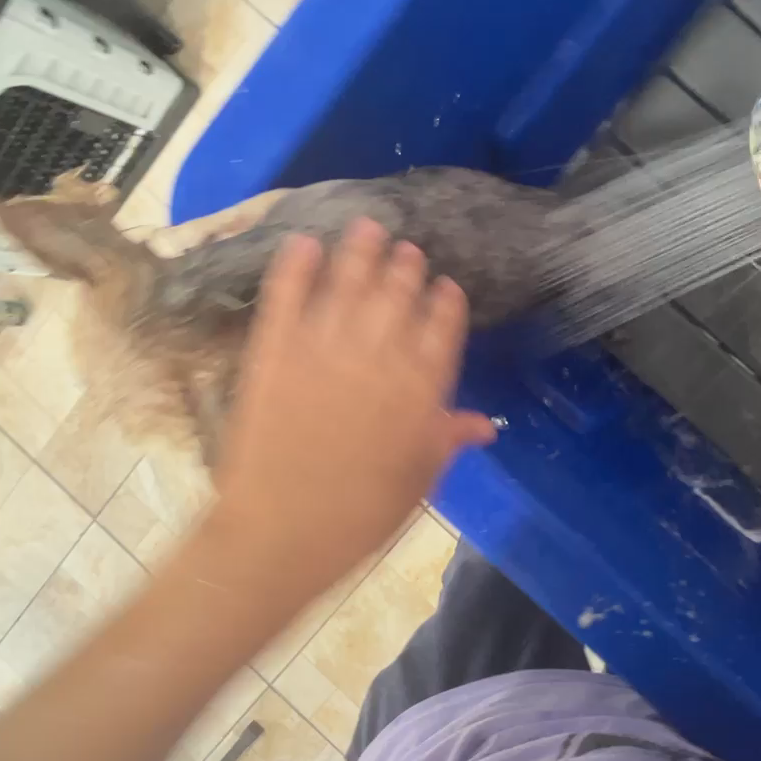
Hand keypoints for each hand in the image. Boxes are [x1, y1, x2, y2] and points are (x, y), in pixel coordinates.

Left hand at [211, 219, 495, 588]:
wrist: (281, 533)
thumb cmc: (360, 516)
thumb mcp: (418, 480)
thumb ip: (447, 440)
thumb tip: (484, 423)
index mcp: (419, 391)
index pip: (441, 331)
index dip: (446, 305)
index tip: (447, 287)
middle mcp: (377, 358)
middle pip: (396, 298)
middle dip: (405, 270)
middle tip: (408, 248)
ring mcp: (323, 350)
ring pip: (347, 286)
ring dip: (360, 253)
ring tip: (368, 226)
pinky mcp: (275, 352)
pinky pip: (287, 299)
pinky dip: (295, 268)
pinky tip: (304, 241)